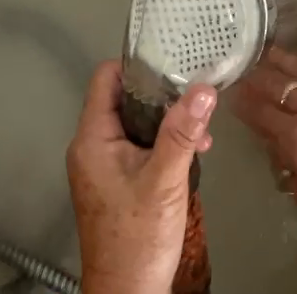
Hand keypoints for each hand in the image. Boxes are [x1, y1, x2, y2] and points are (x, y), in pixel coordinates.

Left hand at [66, 61, 215, 293]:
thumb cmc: (138, 237)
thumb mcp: (165, 180)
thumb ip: (182, 132)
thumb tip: (204, 88)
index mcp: (92, 138)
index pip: (107, 78)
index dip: (136, 64)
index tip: (172, 60)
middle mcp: (92, 147)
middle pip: (124, 99)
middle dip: (161, 96)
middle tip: (195, 97)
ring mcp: (103, 166)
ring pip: (136, 124)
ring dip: (167, 123)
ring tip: (200, 133)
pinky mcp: (116, 183)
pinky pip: (138, 147)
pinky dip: (163, 145)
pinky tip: (191, 154)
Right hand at [230, 26, 296, 248]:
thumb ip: (289, 171)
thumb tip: (279, 148)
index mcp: (295, 139)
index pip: (261, 114)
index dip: (244, 105)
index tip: (231, 95)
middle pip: (278, 88)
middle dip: (258, 80)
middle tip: (245, 70)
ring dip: (284, 60)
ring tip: (268, 50)